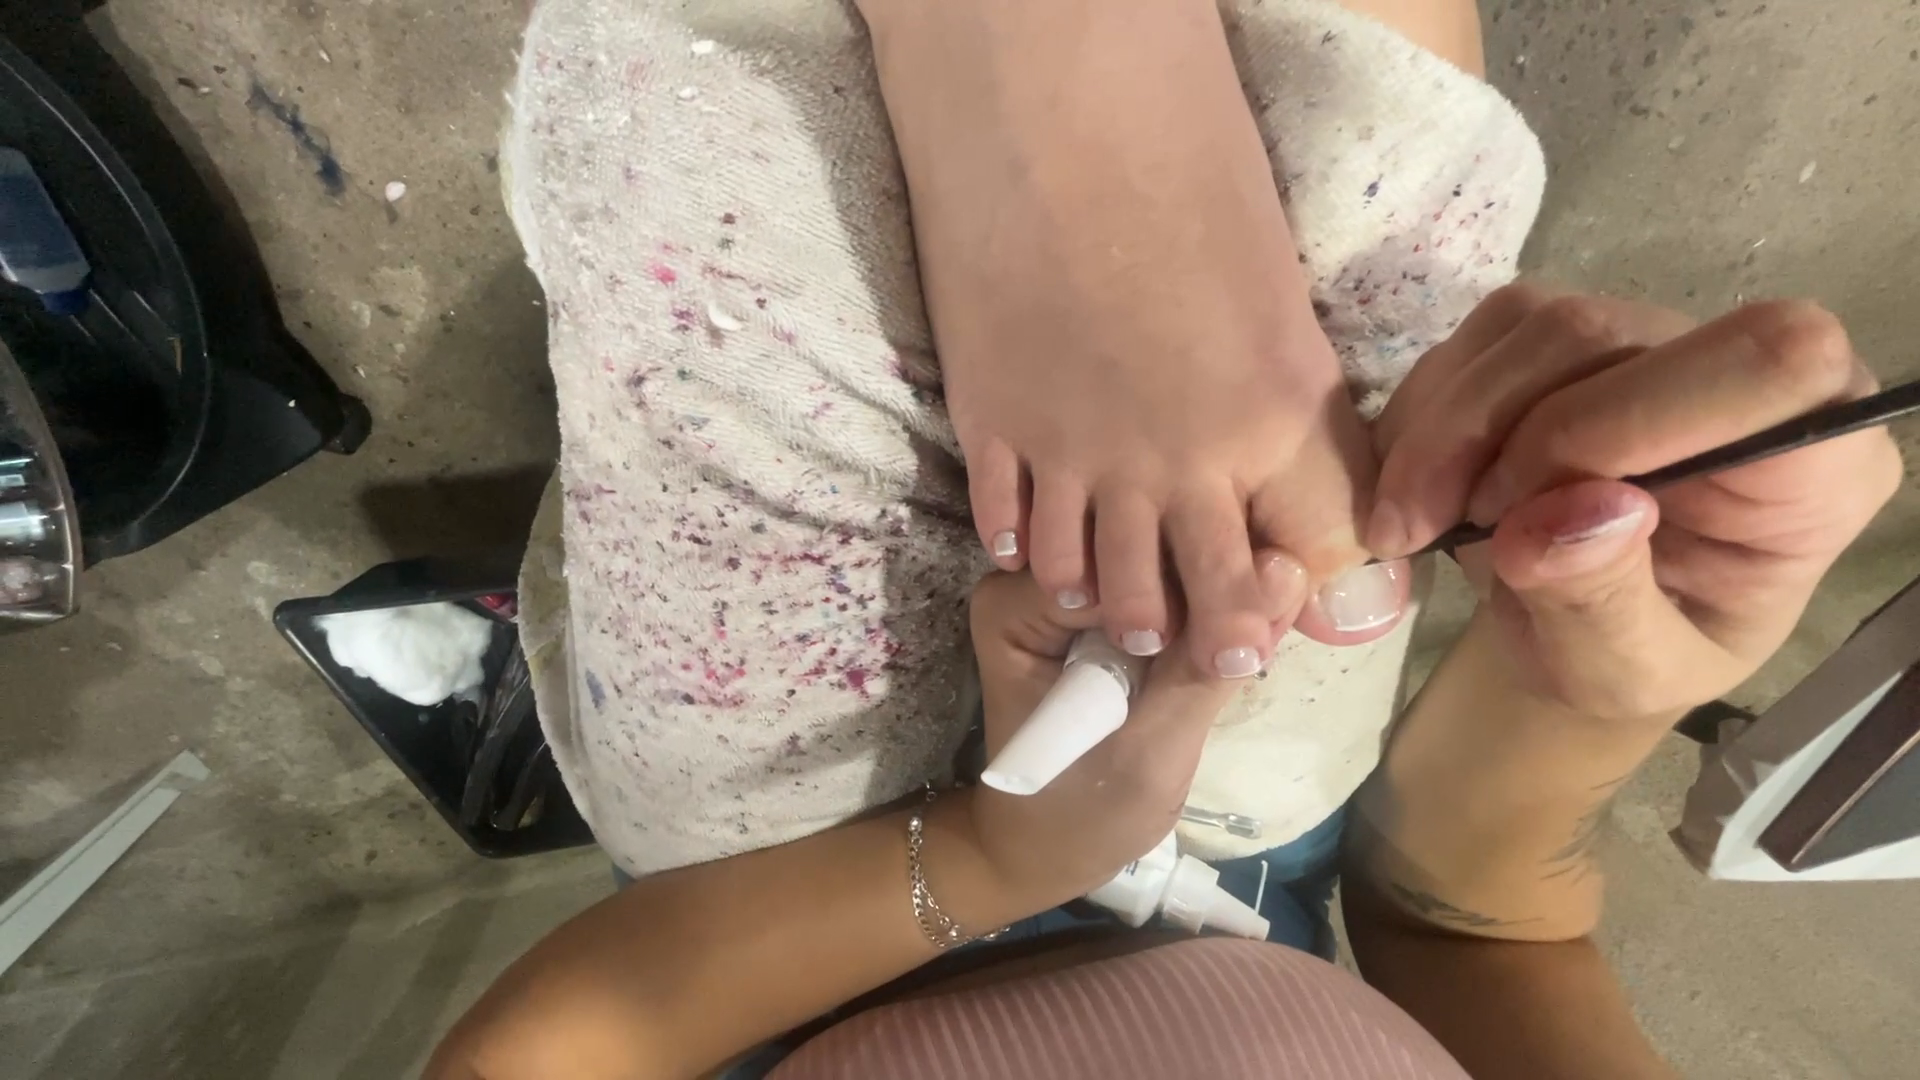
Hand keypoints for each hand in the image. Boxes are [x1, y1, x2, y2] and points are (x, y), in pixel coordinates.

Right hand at [862, 0, 1393, 681]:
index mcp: (1270, 416)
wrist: (1052, 111)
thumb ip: (1280, 392)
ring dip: (1109, 604)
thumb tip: (1272, 455)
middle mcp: (1174, 461)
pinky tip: (1027, 552)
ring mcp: (1073, 456)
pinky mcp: (993, 433)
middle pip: (1204, 592)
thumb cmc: (1181, 164)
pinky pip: (1009, 526)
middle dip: (1216, 637)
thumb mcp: (1273, 285)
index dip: (1308, 588)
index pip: (1313, 546)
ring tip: (1112, 616)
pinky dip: (1023, 549)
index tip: (1291, 600)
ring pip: (1094, 580)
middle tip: (1209, 653)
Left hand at [959, 555, 1310, 904]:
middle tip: (1262, 639)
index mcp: (1014, 603)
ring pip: (1161, 564)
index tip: (1256, 630)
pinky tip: (1238, 640)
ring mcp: (1066, 586)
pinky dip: (1204, 613)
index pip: (1125, 555)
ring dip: (1216, 598)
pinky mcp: (1097, 606)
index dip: (1199, 584)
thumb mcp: (1149, 750)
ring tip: (1256, 641)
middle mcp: (1032, 577)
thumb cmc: (1081, 812)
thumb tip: (1283, 569)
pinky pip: (1162, 588)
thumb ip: (1207, 665)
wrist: (1047, 846)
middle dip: (1212, 586)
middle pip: (1142, 548)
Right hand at [1371, 288, 1903, 717]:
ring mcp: (1631, 347)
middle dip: (1475, 438)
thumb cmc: (1613, 659)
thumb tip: (1555, 519)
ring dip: (1432, 434)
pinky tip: (1412, 484)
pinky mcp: (1544, 347)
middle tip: (1415, 532)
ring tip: (1406, 521)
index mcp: (1806, 466)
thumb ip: (1599, 608)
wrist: (1560, 629)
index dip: (1611, 426)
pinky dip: (1413, 421)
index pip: (1762, 364)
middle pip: (1592, 335)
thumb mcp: (1619, 675)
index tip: (1514, 523)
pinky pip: (1465, 345)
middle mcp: (1729, 380)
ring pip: (1519, 328)